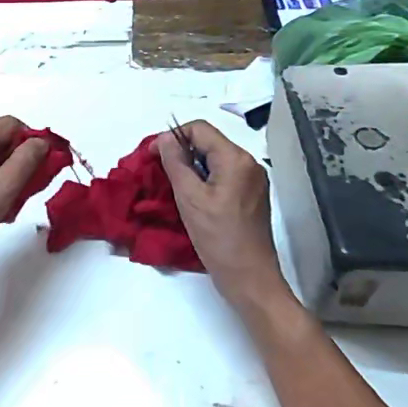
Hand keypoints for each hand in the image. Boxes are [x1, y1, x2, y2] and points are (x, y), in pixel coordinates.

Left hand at [0, 116, 49, 284]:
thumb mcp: (2, 188)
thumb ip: (26, 160)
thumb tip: (42, 142)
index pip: (11, 125)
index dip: (33, 139)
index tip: (47, 163)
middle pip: (5, 143)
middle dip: (25, 161)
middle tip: (35, 186)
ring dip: (15, 179)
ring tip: (17, 202)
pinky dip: (1, 190)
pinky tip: (4, 211)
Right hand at [155, 121, 287, 309]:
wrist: (250, 278)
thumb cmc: (218, 239)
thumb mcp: (190, 199)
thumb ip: (176, 163)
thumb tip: (166, 138)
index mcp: (236, 159)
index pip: (200, 129)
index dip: (173, 137)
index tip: (153, 155)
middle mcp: (249, 163)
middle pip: (210, 142)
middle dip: (182, 152)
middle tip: (159, 171)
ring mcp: (254, 180)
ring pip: (217, 159)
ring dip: (193, 166)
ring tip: (173, 186)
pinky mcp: (253, 195)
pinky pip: (226, 175)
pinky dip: (206, 179)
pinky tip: (193, 197)